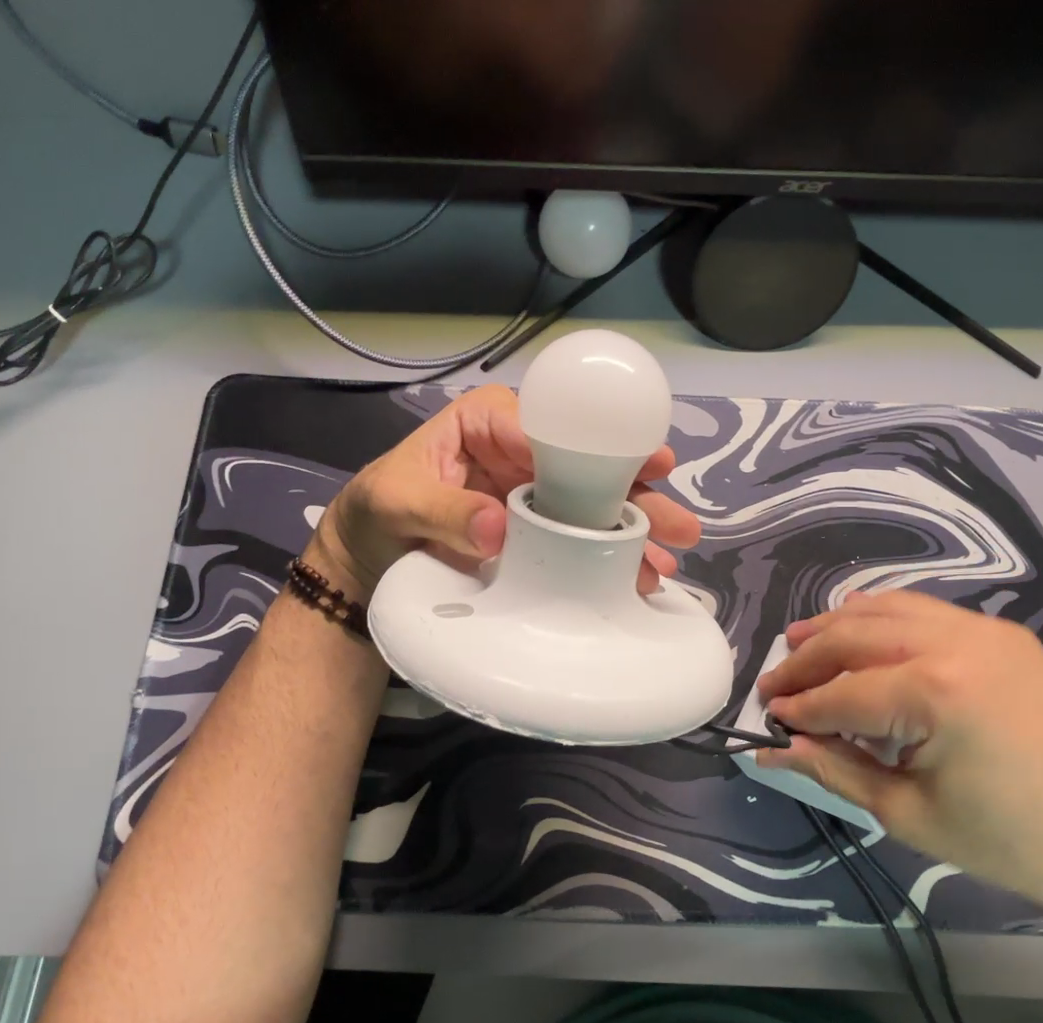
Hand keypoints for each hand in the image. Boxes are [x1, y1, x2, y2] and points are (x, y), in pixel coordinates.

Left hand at [310, 384, 700, 598]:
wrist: (367, 570)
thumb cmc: (373, 515)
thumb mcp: (396, 503)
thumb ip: (442, 510)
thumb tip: (500, 526)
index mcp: (486, 423)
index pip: (547, 425)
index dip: (594, 443)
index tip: (639, 464)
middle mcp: (520, 455)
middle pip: (585, 466)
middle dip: (634, 490)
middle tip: (675, 517)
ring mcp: (532, 500)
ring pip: (592, 506)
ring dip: (634, 530)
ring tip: (669, 557)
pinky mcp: (536, 539)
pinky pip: (579, 543)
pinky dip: (610, 560)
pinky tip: (640, 578)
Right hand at [755, 590, 1042, 924]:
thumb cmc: (1016, 843)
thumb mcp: (911, 814)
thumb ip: (837, 770)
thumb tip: (776, 749)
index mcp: (933, 692)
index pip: (840, 693)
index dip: (799, 707)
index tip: (767, 718)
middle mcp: (955, 643)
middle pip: (855, 636)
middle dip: (807, 658)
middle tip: (774, 684)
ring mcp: (986, 631)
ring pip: (889, 608)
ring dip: (840, 625)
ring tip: (801, 641)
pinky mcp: (1007, 636)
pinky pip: (928, 611)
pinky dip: (885, 616)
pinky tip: (863, 631)